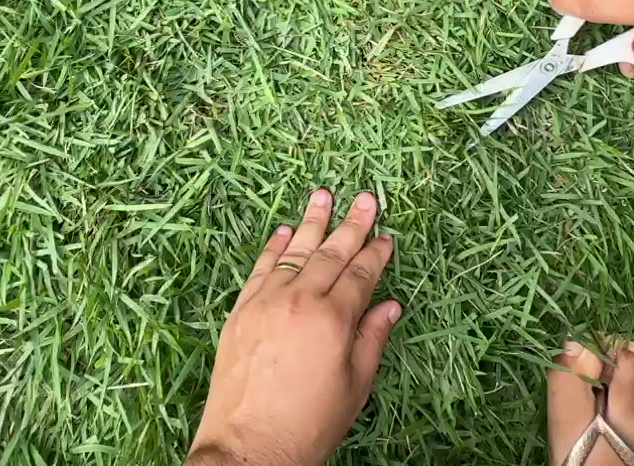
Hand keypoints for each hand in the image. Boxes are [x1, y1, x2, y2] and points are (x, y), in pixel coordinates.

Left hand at [187, 189, 399, 465]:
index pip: (360, 274)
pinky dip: (273, 246)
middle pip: (332, 253)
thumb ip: (372, 340)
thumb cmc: (308, 425)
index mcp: (333, 320)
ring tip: (324, 194)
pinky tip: (285, 230)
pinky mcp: (242, 309)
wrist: (246, 450)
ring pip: (295, 250)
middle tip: (366, 198)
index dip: (376, 254)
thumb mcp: (353, 388)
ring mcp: (267, 300)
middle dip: (352, 224)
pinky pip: (261, 267)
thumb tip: (391, 304)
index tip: (386, 237)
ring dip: (312, 221)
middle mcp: (300, 300)